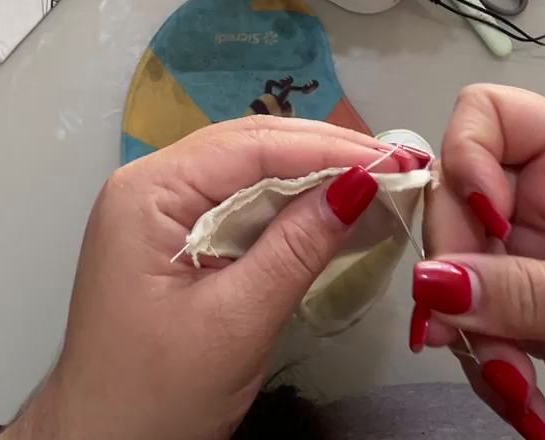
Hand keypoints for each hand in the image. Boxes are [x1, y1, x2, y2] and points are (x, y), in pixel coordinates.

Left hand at [0, 116, 427, 439]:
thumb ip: (296, 250)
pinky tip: (327, 205)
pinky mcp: (175, 232)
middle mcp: (150, 182)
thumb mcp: (235, 323)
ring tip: (374, 176)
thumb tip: (360, 186)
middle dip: (322, 151)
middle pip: (246, 145)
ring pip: (246, 167)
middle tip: (396, 161)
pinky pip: (238, 198)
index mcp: (149, 191)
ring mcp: (160, 205)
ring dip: (309, 171)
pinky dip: (286, 201)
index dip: (325, 147)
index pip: (248, 146)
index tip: (393, 157)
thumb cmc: (156, 398)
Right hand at [415, 84, 544, 439]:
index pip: (489, 115)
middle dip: (458, 264)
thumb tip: (428, 282)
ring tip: (511, 382)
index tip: (486, 221)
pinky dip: (484, 361)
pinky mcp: (535, 318)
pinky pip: (476, 323)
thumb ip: (525, 291)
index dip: (467, 153)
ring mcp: (539, 261)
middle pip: (457, 198)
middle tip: (466, 321)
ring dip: (468, 328)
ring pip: (458, 268)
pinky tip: (522, 398)